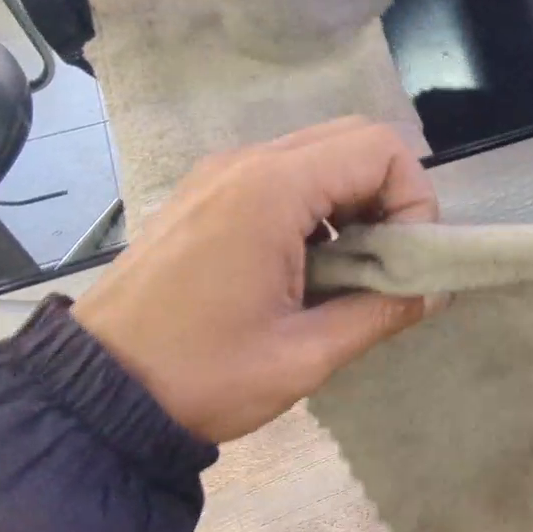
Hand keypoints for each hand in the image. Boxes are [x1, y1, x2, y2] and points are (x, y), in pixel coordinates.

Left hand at [72, 119, 436, 443]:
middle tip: (388, 261)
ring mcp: (220, 175)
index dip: (414, 199)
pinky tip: (310, 266)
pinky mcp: (206, 195)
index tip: (408, 260)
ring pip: (320, 154)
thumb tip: (436, 291)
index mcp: (271, 191)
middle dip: (390, 195)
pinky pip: (285, 176)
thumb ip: (382, 312)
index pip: (379, 149)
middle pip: (353, 140)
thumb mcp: (306, 355)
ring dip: (355, 201)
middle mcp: (246, 164)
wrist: (96, 391)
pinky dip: (319, 207)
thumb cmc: (204, 376)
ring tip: (351, 269)